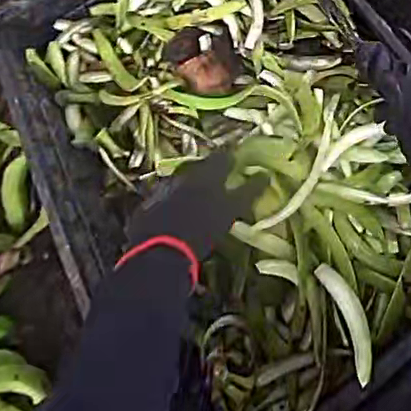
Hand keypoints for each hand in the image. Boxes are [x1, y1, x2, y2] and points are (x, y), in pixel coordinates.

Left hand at [123, 153, 265, 264]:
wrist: (158, 254)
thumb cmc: (202, 230)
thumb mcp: (231, 210)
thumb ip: (248, 192)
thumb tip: (265, 176)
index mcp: (207, 174)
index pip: (223, 156)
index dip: (232, 156)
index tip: (238, 158)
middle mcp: (184, 176)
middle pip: (199, 167)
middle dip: (209, 170)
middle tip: (218, 178)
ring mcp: (162, 191)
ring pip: (179, 182)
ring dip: (189, 187)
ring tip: (197, 198)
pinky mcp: (145, 209)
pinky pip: (162, 200)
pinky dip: (171, 204)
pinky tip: (175, 215)